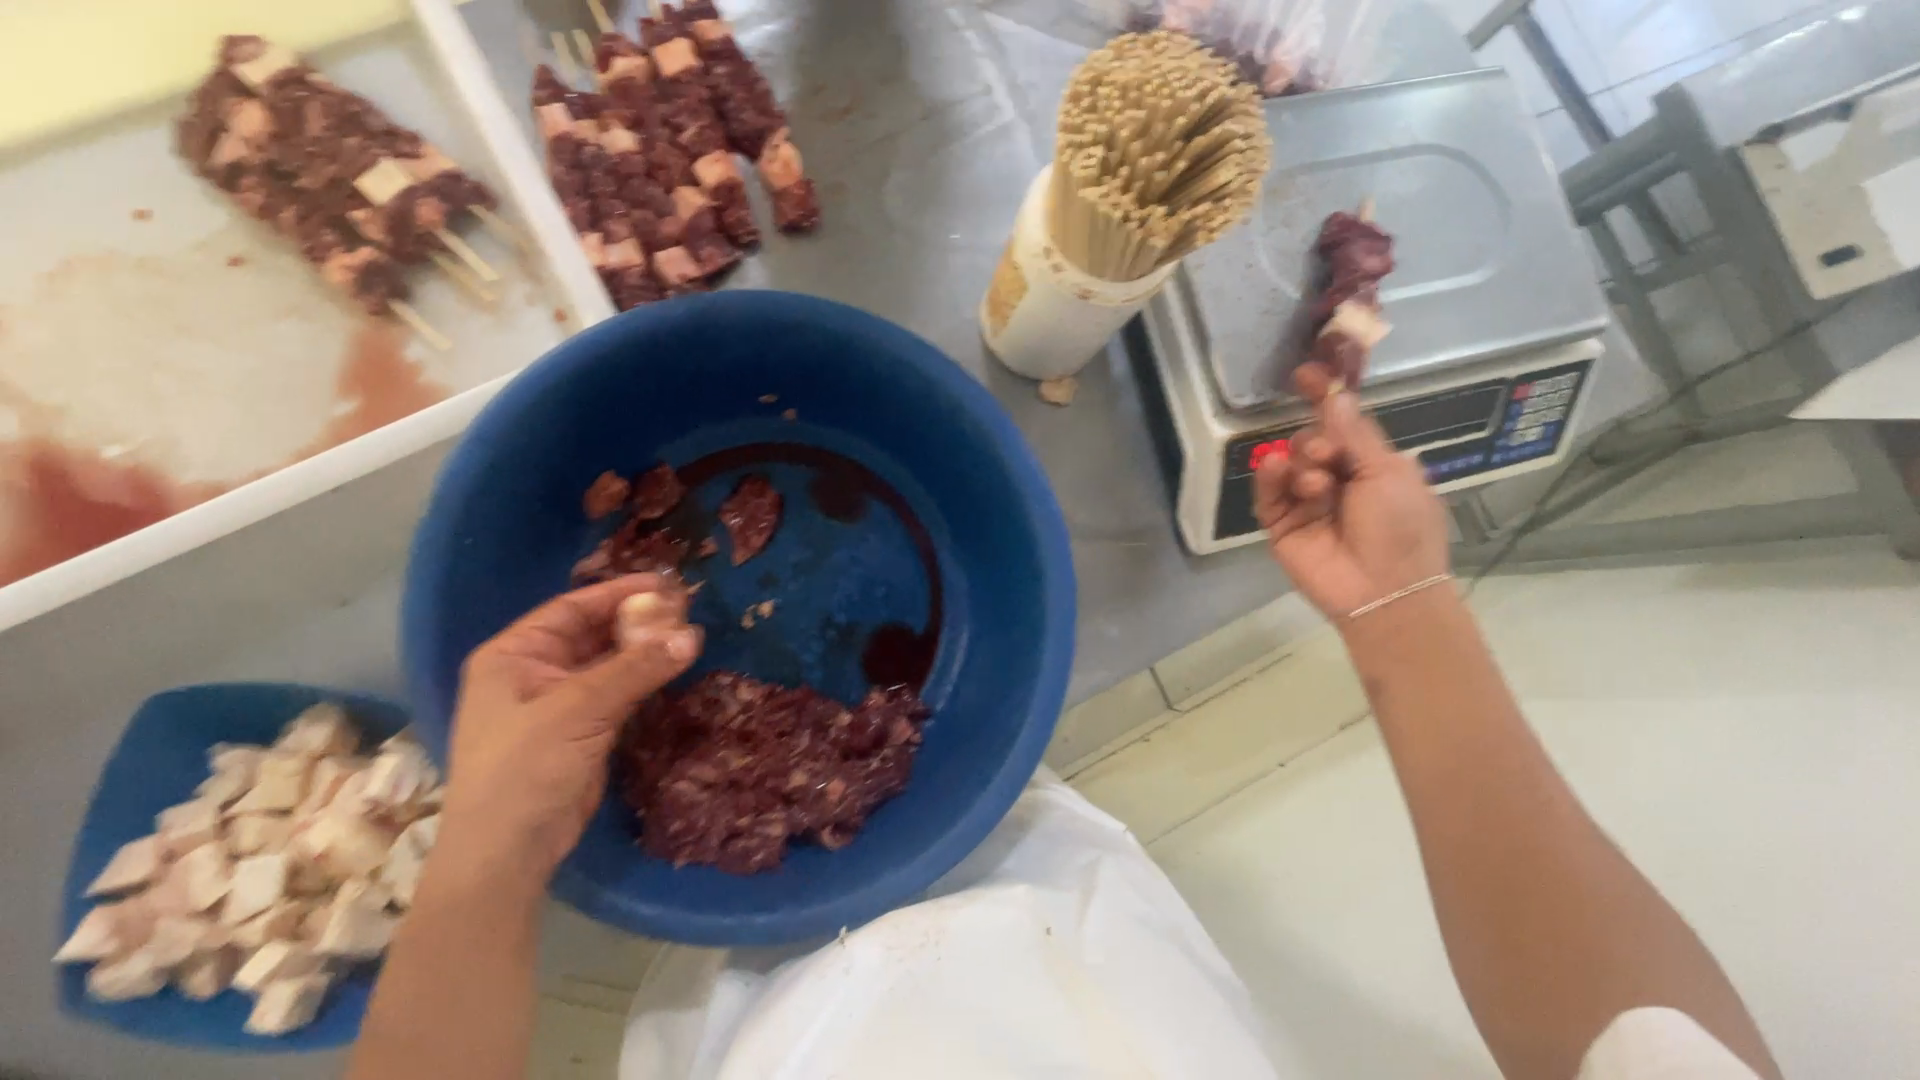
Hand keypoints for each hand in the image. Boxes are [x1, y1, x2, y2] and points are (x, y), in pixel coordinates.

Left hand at [438, 575, 701, 880]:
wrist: (508, 851)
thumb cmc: (526, 768)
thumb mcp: (580, 710)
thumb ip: (637, 669)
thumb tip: (693, 635)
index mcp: (513, 655)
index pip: (571, 608)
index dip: (618, 593)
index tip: (667, 584)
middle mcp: (532, 672)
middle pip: (592, 633)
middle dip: (637, 620)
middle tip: (687, 608)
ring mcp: (557, 704)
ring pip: (608, 664)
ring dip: (644, 650)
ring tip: (689, 634)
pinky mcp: (580, 732)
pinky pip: (617, 692)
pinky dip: (643, 679)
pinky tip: (673, 669)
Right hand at [1255, 383, 1448, 619]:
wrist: (1383, 589)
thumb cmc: (1401, 528)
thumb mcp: (1388, 472)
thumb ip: (1356, 434)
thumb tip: (1336, 397)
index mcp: (1372, 466)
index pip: (1343, 424)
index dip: (1325, 399)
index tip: (1307, 375)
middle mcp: (1338, 480)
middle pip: (1313, 439)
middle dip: (1317, 440)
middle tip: (1328, 456)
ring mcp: (1307, 503)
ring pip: (1290, 461)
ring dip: (1301, 460)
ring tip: (1317, 482)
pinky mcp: (1281, 524)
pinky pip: (1268, 491)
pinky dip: (1271, 475)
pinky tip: (1278, 469)